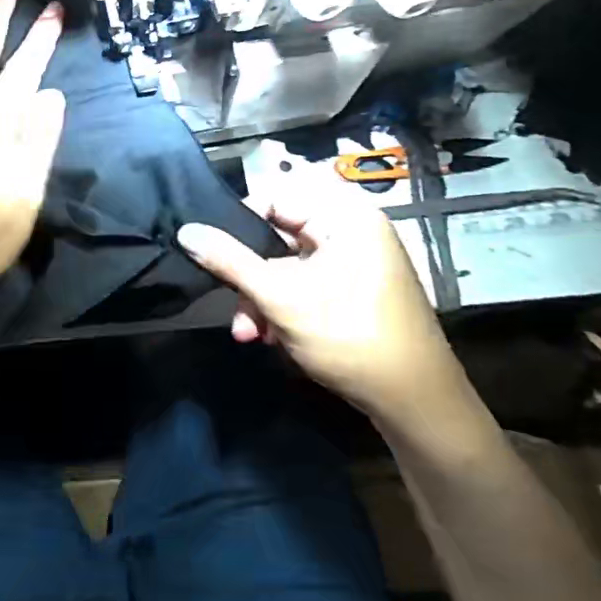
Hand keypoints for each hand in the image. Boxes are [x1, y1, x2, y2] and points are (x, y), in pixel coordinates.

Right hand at [175, 188, 457, 419]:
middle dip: (252, 280)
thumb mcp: (280, 298)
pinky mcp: (357, 289)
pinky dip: (287, 308)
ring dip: (264, 300)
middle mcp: (354, 230)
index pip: (275, 199)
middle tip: (237, 316)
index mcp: (345, 217)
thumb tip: (185, 231)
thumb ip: (230, 262)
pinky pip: (309, 285)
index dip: (239, 226)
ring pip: (291, 267)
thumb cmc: (349, 337)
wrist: (415, 401)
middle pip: (280, 238)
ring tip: (252, 336)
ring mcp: (358, 261)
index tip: (213, 259)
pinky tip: (275, 338)